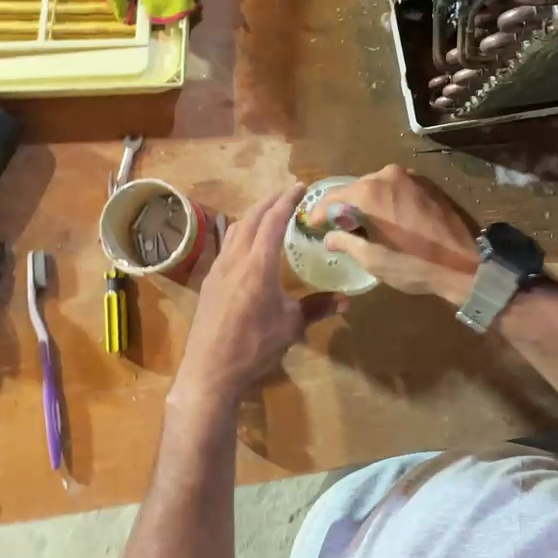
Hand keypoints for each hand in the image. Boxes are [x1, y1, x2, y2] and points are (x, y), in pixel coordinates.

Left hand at [174, 183, 346, 406]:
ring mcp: (218, 268)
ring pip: (235, 229)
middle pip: (251, 218)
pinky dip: (240, 232)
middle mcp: (236, 258)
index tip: (299, 188)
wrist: (210, 370)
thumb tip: (348, 301)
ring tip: (267, 212)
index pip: (273, 221)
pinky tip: (246, 243)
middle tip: (286, 194)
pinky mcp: (209, 280)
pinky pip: (226, 245)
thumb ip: (317, 307)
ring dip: (252, 215)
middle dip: (269, 202)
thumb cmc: (254, 346)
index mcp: (258, 264)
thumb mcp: (291, 326)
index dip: (287, 201)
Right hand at [316, 165, 477, 306]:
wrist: (464, 264)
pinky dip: (386, 201)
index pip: (333, 196)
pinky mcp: (426, 183)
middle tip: (336, 227)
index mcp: (370, 192)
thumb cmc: (413, 264)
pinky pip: (396, 188)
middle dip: (344, 207)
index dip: (319, 211)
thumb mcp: (373, 259)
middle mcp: (387, 175)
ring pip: (376, 187)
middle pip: (355, 189)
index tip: (311, 224)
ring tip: (362, 225)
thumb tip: (330, 238)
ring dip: (366, 203)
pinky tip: (387, 219)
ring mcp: (409, 176)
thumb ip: (346, 242)